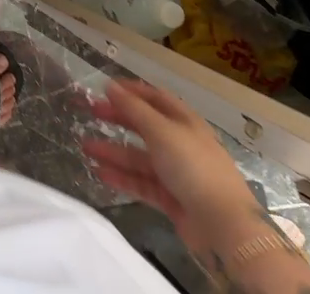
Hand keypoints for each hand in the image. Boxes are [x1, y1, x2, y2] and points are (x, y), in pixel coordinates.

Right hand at [84, 80, 262, 246]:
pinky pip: (141, 182)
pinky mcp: (171, 198)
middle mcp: (181, 144)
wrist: (224, 224)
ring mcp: (177, 173)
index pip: (156, 98)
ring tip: (85, 147)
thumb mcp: (162, 132)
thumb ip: (134, 109)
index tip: (105, 87)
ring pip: (140, 157)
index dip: (132, 90)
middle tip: (90, 112)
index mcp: (185, 122)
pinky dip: (122, 177)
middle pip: (145, 126)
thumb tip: (110, 85)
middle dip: (118, 118)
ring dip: (114, 151)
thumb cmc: (193, 167)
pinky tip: (100, 172)